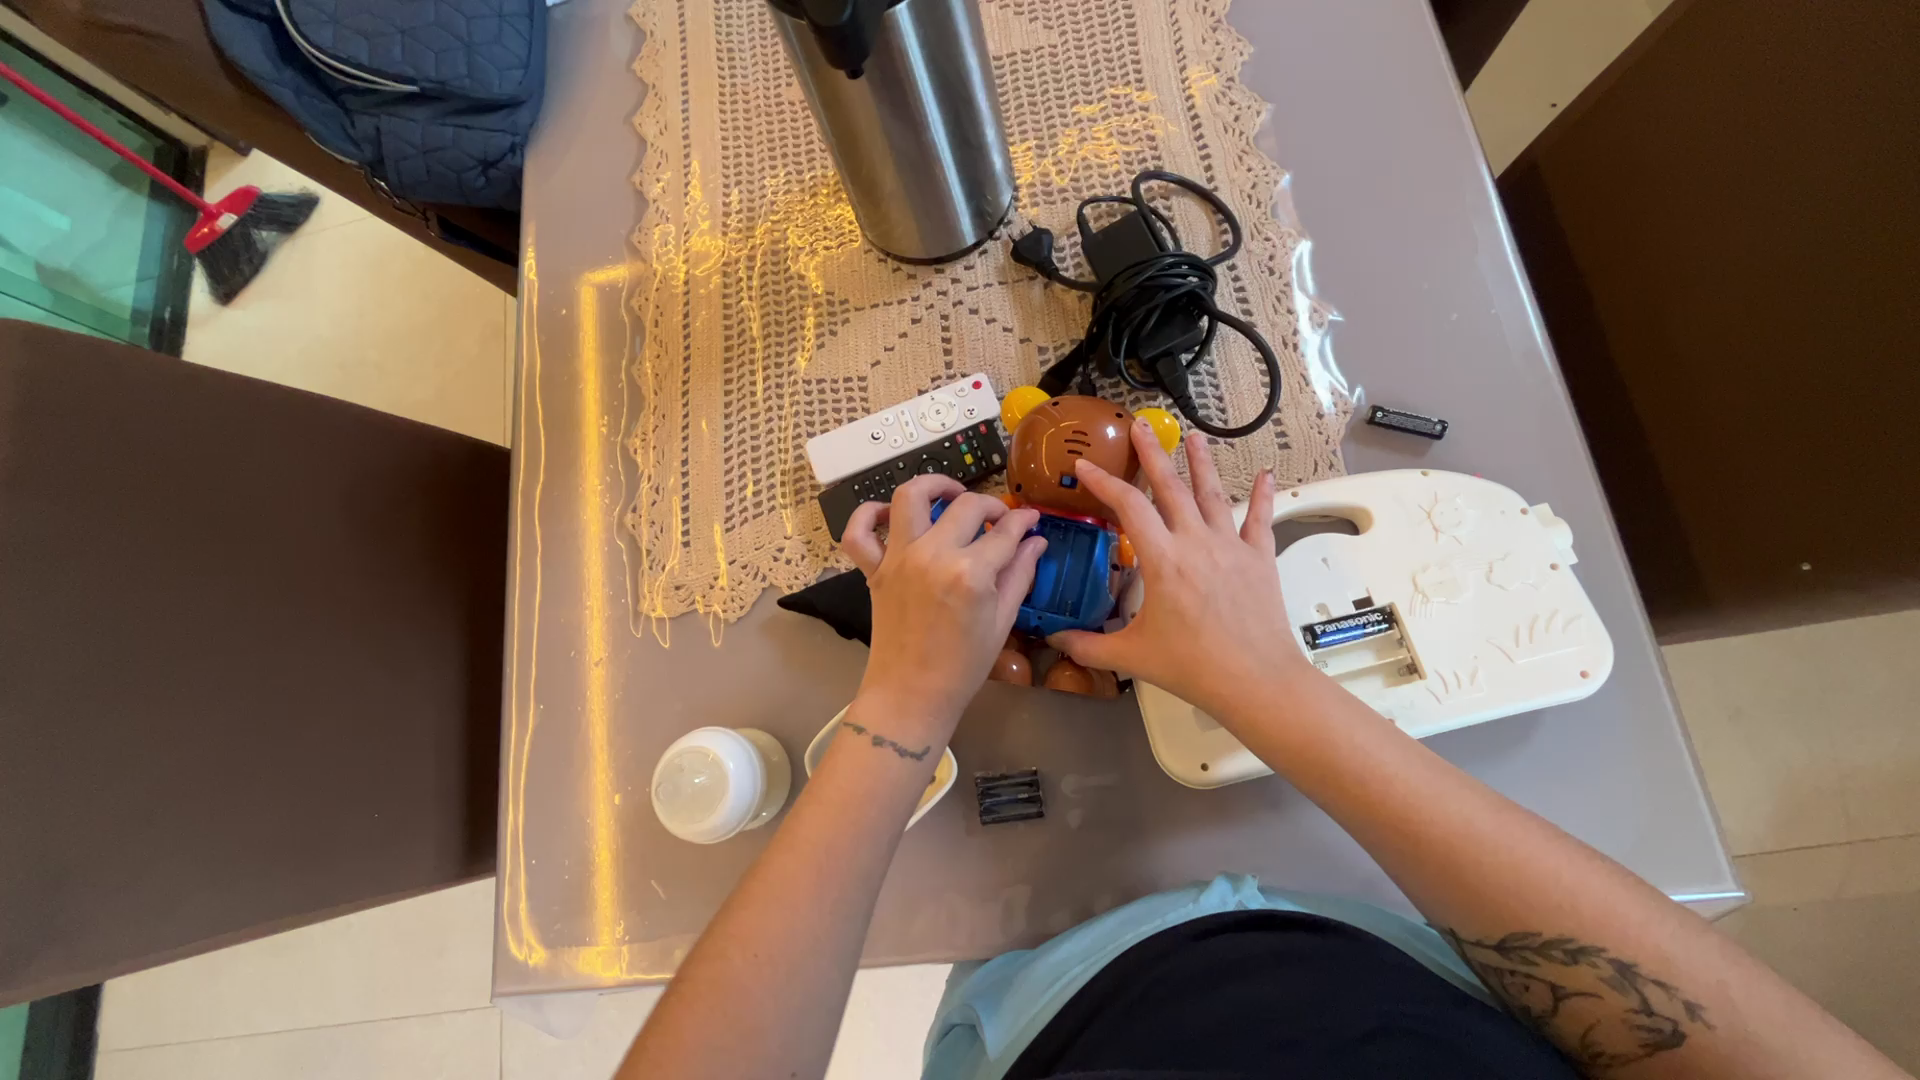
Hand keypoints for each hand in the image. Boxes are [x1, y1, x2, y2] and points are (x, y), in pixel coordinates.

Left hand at [841, 476, 1046, 742]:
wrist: (912, 693)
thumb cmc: (964, 665)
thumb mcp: (1002, 620)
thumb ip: (1019, 574)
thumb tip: (1036, 541)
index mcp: (971, 573)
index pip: (1004, 532)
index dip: (1023, 522)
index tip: (1031, 519)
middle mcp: (932, 555)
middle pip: (966, 506)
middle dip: (991, 505)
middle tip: (999, 519)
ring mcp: (898, 559)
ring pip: (909, 496)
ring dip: (933, 486)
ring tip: (951, 495)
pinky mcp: (874, 570)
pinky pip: (858, 531)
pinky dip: (867, 515)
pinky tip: (890, 515)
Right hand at [1048, 422, 1313, 722]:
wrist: (1256, 680)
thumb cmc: (1192, 668)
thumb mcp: (1132, 657)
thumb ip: (1087, 645)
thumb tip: (1054, 637)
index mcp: (1163, 561)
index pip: (1128, 507)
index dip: (1103, 483)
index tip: (1085, 466)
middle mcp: (1196, 543)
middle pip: (1170, 487)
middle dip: (1152, 454)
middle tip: (1140, 427)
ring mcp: (1231, 547)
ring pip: (1213, 494)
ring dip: (1201, 463)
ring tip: (1193, 436)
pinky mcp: (1259, 559)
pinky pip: (1260, 520)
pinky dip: (1262, 496)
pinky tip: (1266, 475)